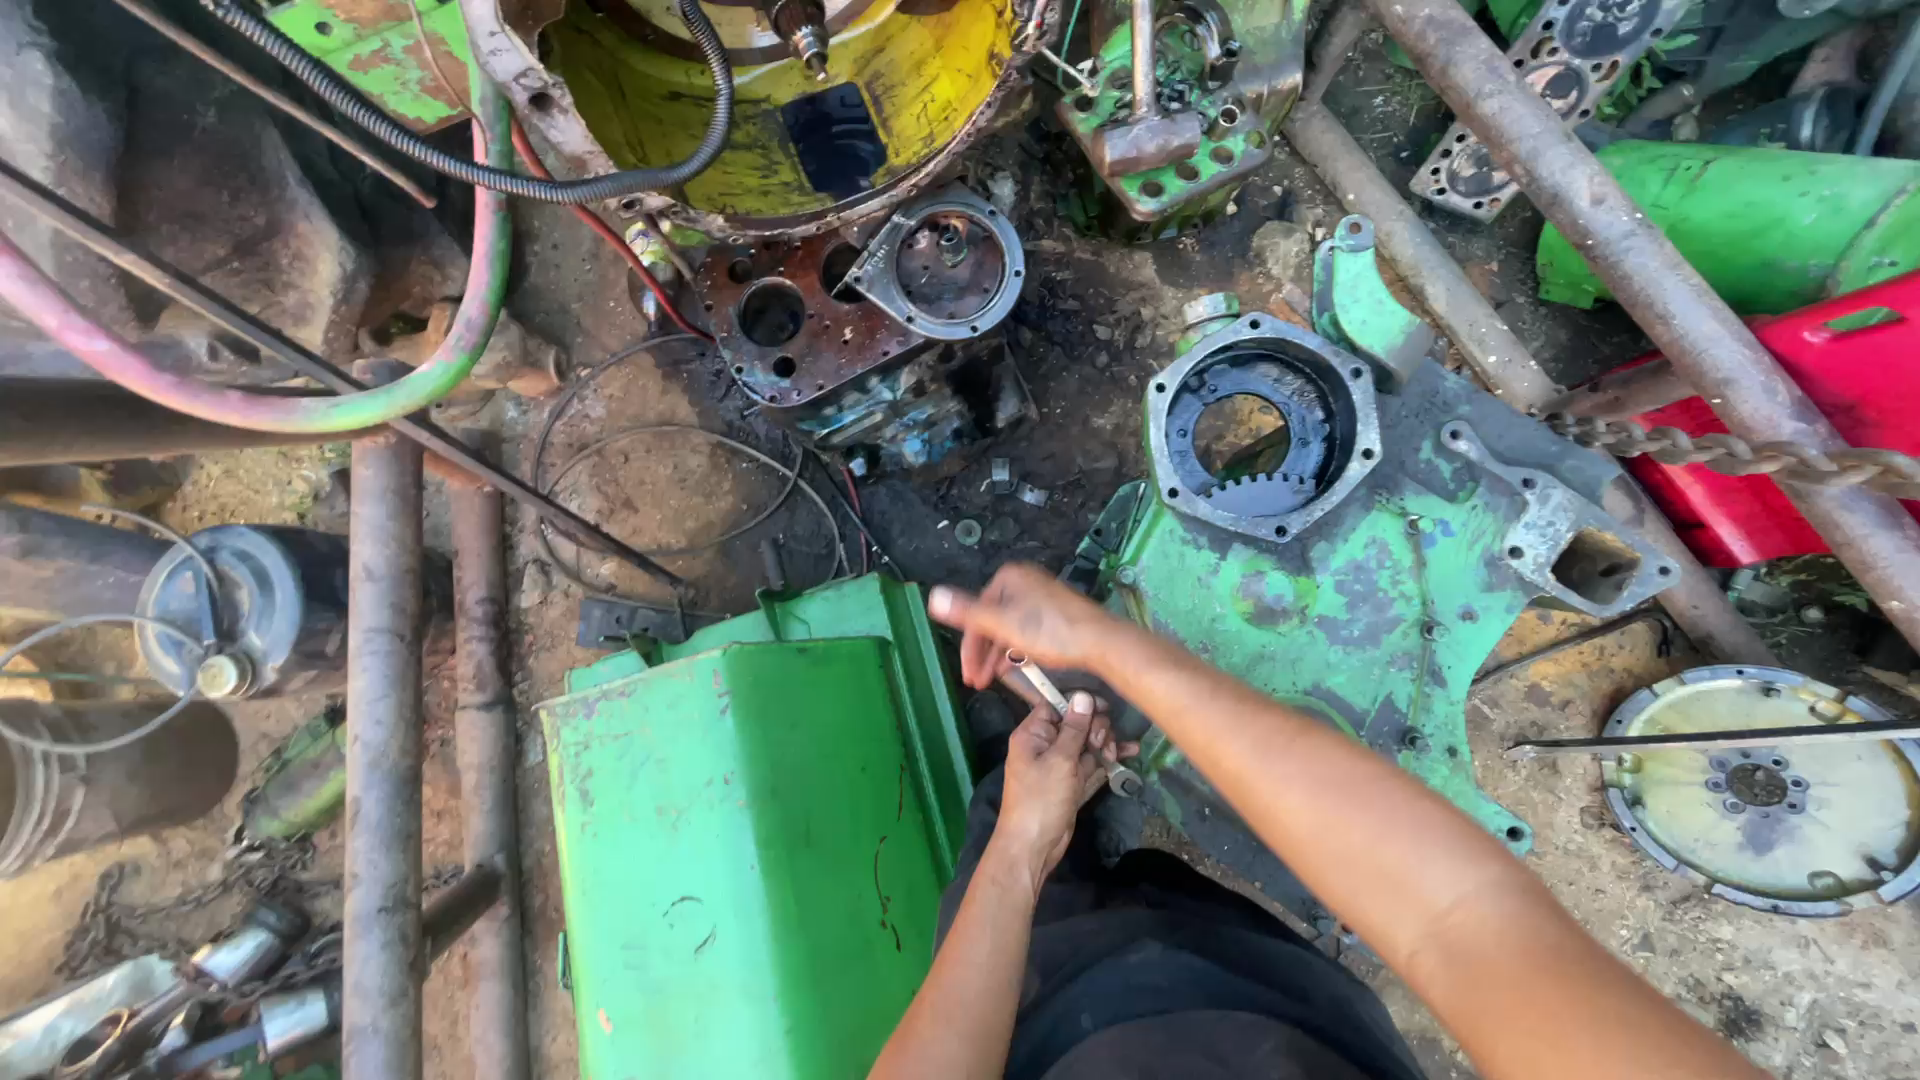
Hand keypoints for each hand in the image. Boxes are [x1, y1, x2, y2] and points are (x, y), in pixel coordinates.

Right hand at [928, 563, 1131, 689]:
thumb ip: (967, 612)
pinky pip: (1024, 631)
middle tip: (976, 682)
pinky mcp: (1053, 613)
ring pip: (1007, 628)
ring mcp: (1039, 597)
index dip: (969, 647)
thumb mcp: (1003, 623)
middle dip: (982, 654)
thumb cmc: (1052, 631)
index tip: (967, 674)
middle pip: (991, 621)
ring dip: (996, 656)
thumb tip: (933, 596)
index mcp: (1008, 579)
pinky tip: (1011, 669)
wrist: (1100, 641)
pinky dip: (1015, 650)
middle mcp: (1023, 582)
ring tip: (990, 681)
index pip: (976, 613)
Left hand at [990, 691, 1139, 891]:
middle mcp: (1045, 744)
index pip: (1055, 704)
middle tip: (1101, 743)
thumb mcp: (1060, 760)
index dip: (1079, 702)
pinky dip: (1107, 758)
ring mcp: (1060, 763)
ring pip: (1087, 741)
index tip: (1103, 706)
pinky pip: (1092, 762)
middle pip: (1076, 722)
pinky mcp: (1073, 780)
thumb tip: (1083, 695)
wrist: (1033, 846)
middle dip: (1095, 727)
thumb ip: (1074, 728)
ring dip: (1104, 743)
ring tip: (1113, 754)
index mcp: (1032, 733)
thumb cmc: (1041, 799)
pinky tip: (1130, 753)